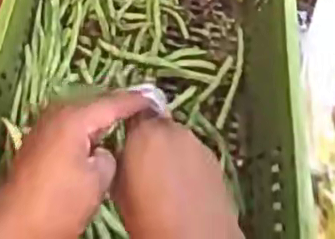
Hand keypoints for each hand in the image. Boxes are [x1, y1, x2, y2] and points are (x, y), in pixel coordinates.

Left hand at [0, 91, 160, 238]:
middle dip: (119, 105)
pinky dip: (88, 128)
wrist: (14, 226)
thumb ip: (109, 157)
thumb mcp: (96, 183)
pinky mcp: (40, 139)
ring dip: (102, 117)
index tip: (156, 98)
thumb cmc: (57, 204)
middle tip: (144, 106)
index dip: (136, 100)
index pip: (113, 102)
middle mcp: (60, 111)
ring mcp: (47, 123)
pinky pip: (72, 124)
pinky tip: (99, 138)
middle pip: (97, 102)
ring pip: (83, 113)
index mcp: (76, 117)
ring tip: (126, 119)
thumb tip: (104, 150)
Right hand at [112, 114, 241, 238]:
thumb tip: (123, 154)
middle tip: (146, 164)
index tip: (128, 140)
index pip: (133, 112)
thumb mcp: (121, 193)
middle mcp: (170, 128)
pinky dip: (188, 163)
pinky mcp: (213, 155)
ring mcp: (194, 140)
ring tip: (168, 179)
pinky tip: (186, 187)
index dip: (131, 126)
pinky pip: (193, 152)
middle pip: (156, 124)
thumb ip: (121, 162)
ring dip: (170, 151)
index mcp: (143, 133)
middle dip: (151, 140)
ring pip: (176, 138)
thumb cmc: (152, 221)